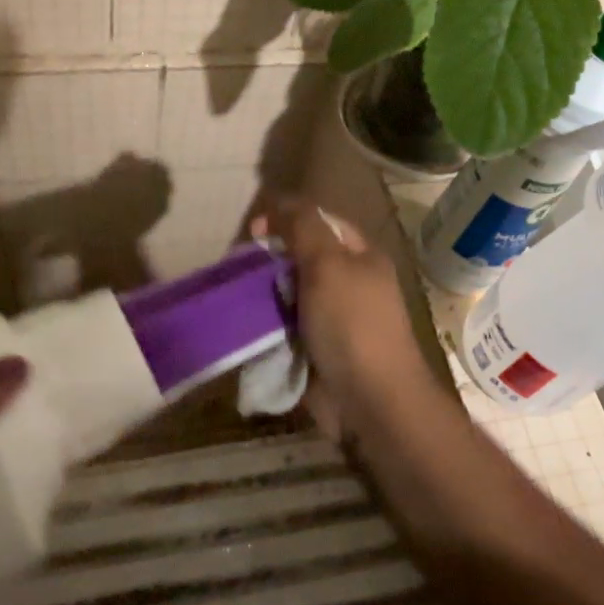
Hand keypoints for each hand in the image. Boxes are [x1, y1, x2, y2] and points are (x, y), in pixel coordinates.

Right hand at [253, 200, 433, 440]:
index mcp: (361, 257)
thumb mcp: (328, 263)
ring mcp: (333, 321)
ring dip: (262, 298)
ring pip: (287, 297)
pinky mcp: (316, 353)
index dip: (287, 220)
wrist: (371, 403)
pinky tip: (241, 328)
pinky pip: (283, 332)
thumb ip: (303, 227)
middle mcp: (349, 285)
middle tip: (237, 269)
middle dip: (269, 263)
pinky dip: (264, 330)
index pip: (320, 224)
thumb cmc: (352, 325)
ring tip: (232, 297)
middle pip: (300, 260)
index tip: (252, 231)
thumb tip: (280, 201)